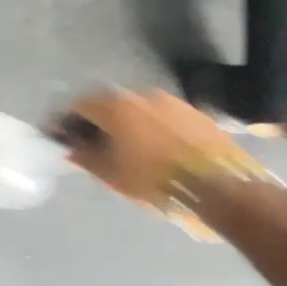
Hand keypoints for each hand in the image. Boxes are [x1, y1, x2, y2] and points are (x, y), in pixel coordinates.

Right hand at [54, 88, 261, 236]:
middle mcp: (142, 95)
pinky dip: (156, 130)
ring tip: (130, 147)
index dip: (66, 121)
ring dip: (130, 125)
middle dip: (100, 121)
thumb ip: (83, 156)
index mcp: (114, 105)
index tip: (62, 137)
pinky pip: (167, 119)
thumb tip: (70, 148)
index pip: (77, 105)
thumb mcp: (109, 173)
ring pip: (140, 111)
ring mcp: (175, 104)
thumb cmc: (155, 179)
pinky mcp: (201, 116)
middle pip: (110, 104)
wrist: (225, 189)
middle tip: (95, 142)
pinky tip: (159, 150)